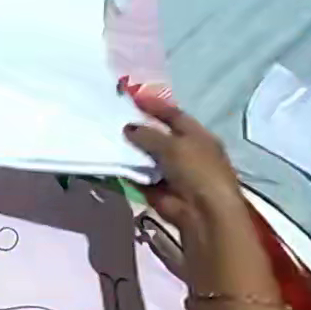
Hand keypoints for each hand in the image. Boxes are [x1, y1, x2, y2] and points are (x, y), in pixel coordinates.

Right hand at [124, 95, 253, 287]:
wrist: (202, 212)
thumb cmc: (196, 171)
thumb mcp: (173, 146)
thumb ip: (148, 135)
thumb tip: (128, 128)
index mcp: (198, 136)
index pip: (175, 115)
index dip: (155, 105)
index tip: (133, 97)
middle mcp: (187, 152)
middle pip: (159, 135)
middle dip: (139, 128)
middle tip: (114, 118)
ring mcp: (173, 171)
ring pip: (148, 156)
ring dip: (131, 150)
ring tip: (108, 137)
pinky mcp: (159, 189)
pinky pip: (140, 175)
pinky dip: (128, 170)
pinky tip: (112, 161)